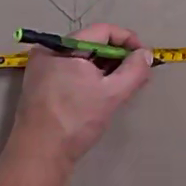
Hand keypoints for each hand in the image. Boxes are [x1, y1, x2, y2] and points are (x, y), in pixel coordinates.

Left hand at [7, 23, 152, 166]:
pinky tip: (103, 94)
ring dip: (106, 69)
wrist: (40, 154)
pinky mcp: (41, 88)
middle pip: (92, 44)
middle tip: (138, 74)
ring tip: (124, 85)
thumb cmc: (75, 120)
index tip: (145, 57)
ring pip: (82, 60)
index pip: (102, 31)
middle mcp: (48, 52)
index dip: (128, 40)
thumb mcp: (112, 94)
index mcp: (61, 46)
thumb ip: (134, 70)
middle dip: (118, 57)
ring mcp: (42, 70)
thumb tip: (146, 54)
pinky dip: (90, 79)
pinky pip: (71, 73)